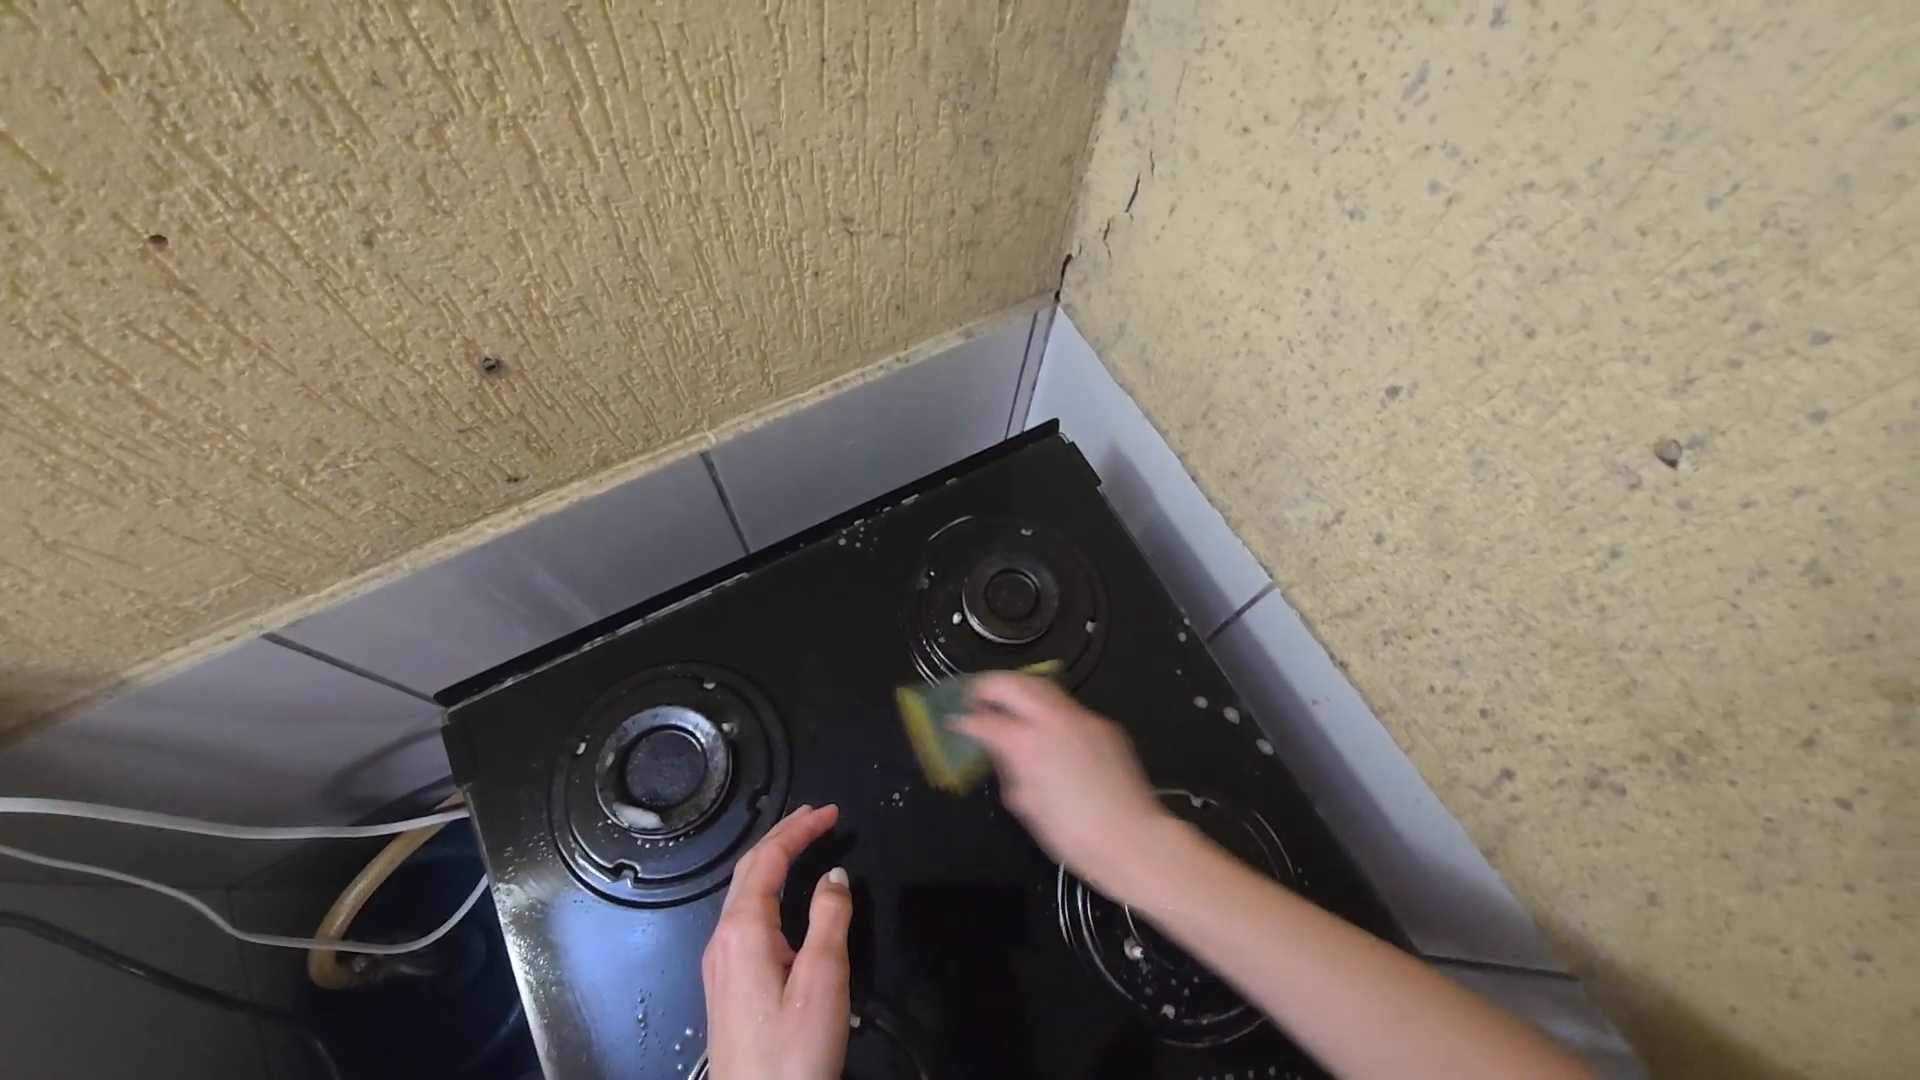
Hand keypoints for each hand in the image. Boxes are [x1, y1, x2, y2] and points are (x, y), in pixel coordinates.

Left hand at [702, 804, 851, 1079]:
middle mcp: (723, 940)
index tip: (831, 812)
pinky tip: (784, 894)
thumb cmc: (793, 1053)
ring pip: (744, 892)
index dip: (799, 830)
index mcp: (743, 931)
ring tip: (803, 842)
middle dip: (783, 836)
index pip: (768, 859)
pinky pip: (745, 915)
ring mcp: (720, 964)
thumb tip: (833, 875)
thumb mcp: (823, 980)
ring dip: (773, 859)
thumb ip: (830, 918)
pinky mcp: (727, 985)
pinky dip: (768, 887)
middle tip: (818, 817)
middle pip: (750, 869)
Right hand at [953, 674, 1172, 896]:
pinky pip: (1067, 707)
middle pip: (1010, 682)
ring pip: (1041, 685)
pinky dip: (1047, 710)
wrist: (1132, 840)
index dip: (963, 721)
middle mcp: (1052, 718)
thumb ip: (1006, 767)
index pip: (983, 719)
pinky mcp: (1103, 724)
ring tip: (1006, 704)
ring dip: (1018, 690)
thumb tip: (998, 750)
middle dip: (987, 687)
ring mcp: (1082, 717)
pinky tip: (1045, 728)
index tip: (954, 722)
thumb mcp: (1023, 804)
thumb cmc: (1071, 834)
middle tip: (975, 700)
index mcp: (1026, 742)